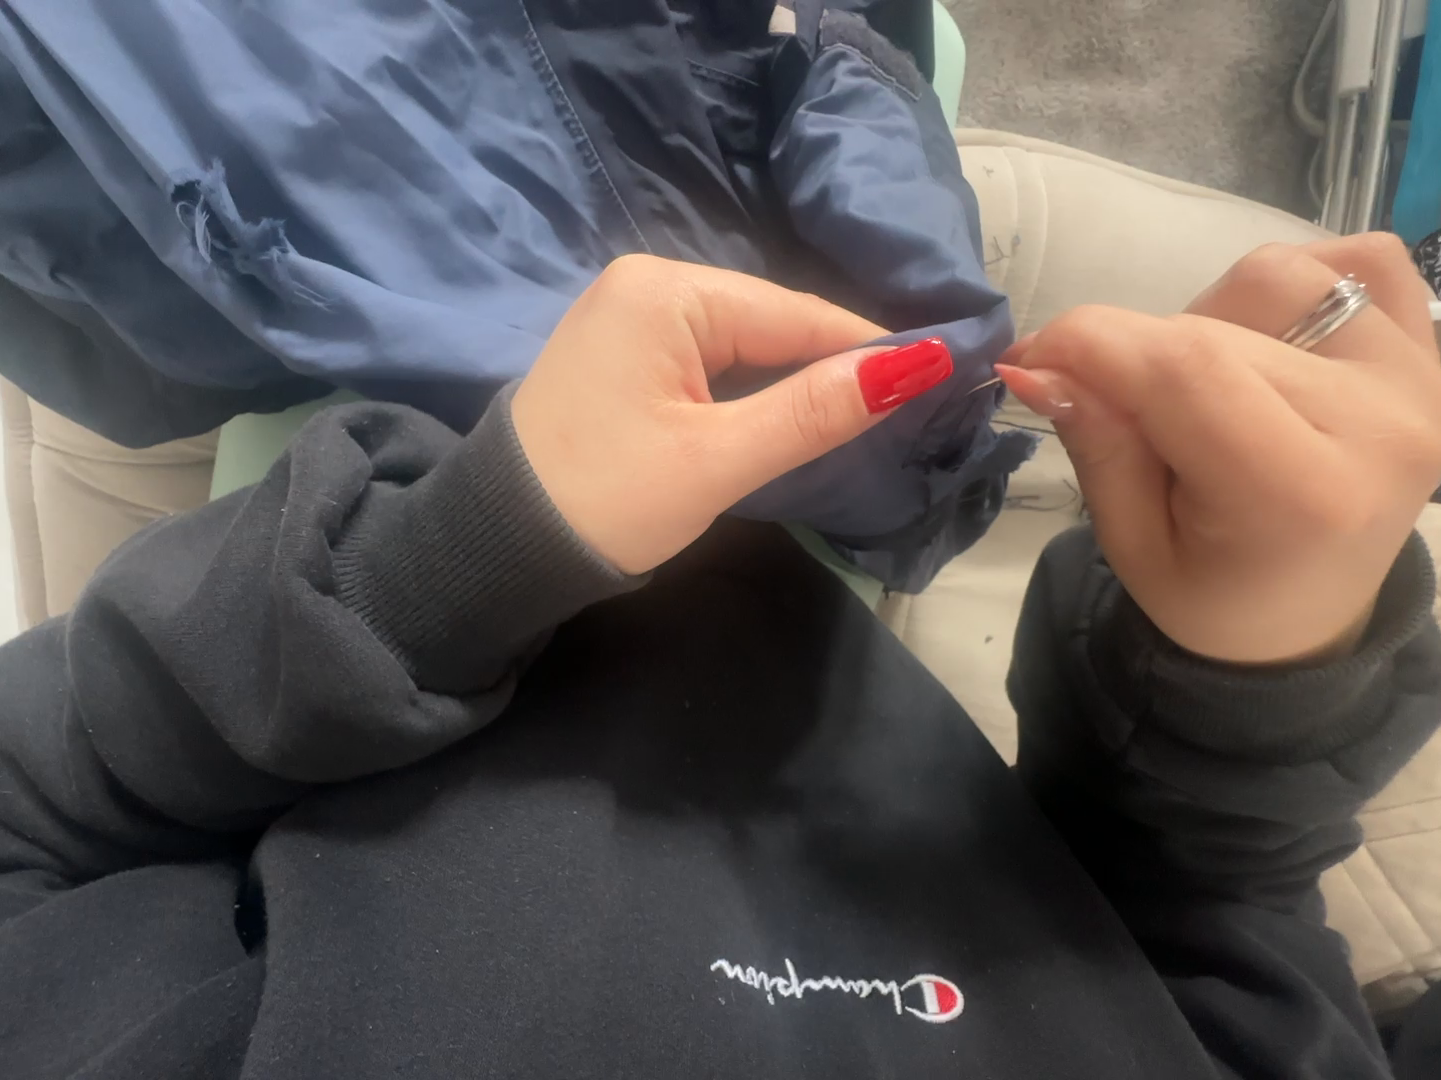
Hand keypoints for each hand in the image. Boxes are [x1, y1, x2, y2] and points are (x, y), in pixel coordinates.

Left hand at [511, 255, 953, 573]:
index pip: (793, 313)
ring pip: (739, 346)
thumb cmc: (606, 502)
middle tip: (902, 406)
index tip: (939, 371)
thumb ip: (813, 409)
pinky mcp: (622, 359)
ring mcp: (628, 321)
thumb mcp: (716, 458)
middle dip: (829, 366)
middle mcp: (644, 287)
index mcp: (663, 292)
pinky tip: (781, 415)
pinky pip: (705, 363)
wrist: (501, 548)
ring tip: (856, 415)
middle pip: (767, 325)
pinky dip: (746, 391)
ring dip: (791, 382)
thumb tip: (915, 364)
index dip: (868, 347)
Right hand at [998, 234, 1440, 664]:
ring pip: (1272, 278)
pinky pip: (1359, 261)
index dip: (1088, 343)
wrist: (1305, 615)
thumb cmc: (1207, 593)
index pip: (1182, 371)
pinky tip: (1260, 341)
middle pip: (1211, 328)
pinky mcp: (1432, 355)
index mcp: (1298, 493)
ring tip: (1194, 386)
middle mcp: (1380, 421)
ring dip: (1202, 320)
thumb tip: (1034, 366)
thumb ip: (1096, 444)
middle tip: (1101, 401)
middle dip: (1124, 349)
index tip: (1027, 359)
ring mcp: (1419, 379)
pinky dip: (1287, 285)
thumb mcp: (1129, 541)